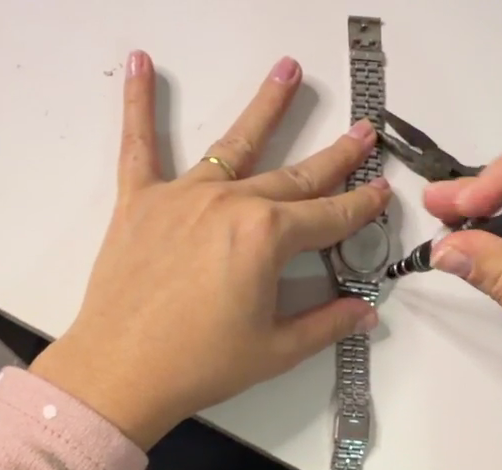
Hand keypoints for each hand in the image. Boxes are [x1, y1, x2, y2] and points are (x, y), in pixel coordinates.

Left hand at [31, 51, 390, 447]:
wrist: (122, 373)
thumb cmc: (197, 365)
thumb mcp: (275, 351)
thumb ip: (325, 326)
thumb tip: (363, 315)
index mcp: (266, 238)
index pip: (328, 217)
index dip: (360, 208)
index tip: (380, 193)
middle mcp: (229, 204)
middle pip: (294, 176)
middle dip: (334, 157)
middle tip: (361, 133)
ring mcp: (183, 197)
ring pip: (234, 143)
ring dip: (266, 108)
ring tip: (288, 72)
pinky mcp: (140, 203)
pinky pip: (140, 145)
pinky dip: (139, 104)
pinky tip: (141, 65)